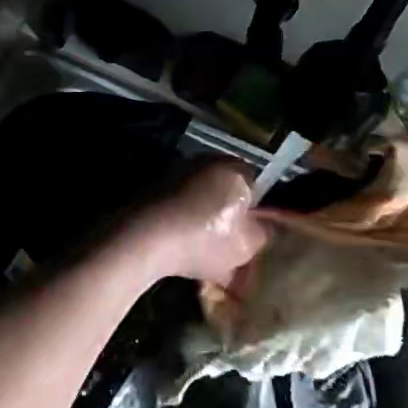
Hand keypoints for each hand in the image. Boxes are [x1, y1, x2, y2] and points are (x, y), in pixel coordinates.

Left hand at [120, 160, 269, 283]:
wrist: (146, 236)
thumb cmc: (204, 238)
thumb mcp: (246, 246)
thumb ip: (262, 234)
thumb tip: (261, 227)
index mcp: (235, 168)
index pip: (254, 183)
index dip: (253, 209)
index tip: (246, 234)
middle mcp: (209, 159)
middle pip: (226, 186)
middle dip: (227, 211)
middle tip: (226, 242)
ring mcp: (181, 168)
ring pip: (202, 194)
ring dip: (203, 215)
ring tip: (200, 248)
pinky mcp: (157, 182)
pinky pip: (181, 200)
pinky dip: (182, 217)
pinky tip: (178, 243)